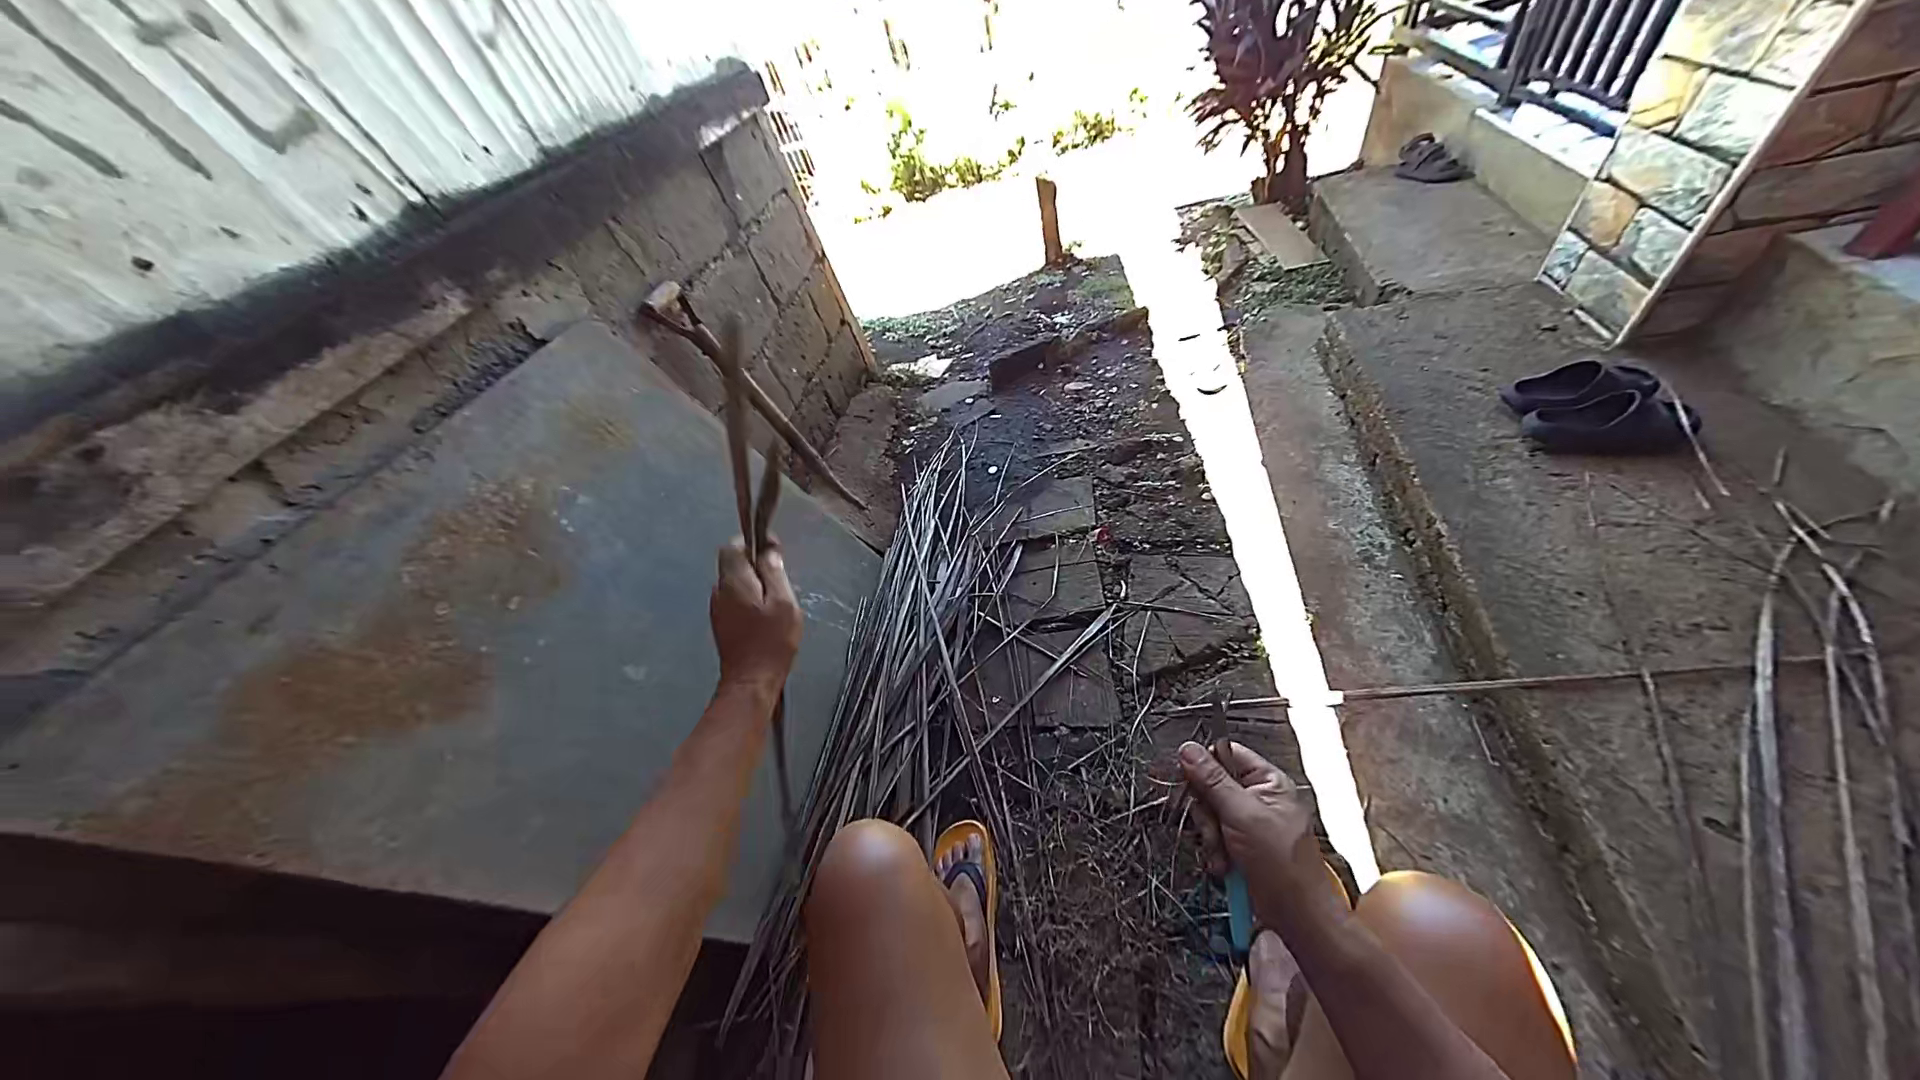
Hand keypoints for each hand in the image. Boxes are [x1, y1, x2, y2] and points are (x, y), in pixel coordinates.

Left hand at [711, 537, 801, 691]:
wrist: (751, 681)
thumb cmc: (772, 641)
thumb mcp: (783, 602)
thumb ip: (774, 573)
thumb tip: (769, 551)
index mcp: (733, 581)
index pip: (733, 546)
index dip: (753, 543)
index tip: (774, 552)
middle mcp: (719, 591)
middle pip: (734, 564)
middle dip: (756, 565)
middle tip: (780, 580)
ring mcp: (717, 608)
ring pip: (735, 583)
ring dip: (754, 584)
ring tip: (776, 601)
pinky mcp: (721, 624)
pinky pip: (735, 599)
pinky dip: (749, 599)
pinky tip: (766, 616)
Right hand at [1179, 740, 1340, 931]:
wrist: (1296, 918)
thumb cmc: (1285, 867)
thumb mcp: (1242, 814)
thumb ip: (1212, 780)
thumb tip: (1189, 751)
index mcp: (1268, 782)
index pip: (1226, 754)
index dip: (1204, 764)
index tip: (1190, 779)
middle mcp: (1258, 798)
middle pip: (1211, 785)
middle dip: (1206, 811)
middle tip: (1215, 826)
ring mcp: (1248, 822)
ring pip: (1208, 812)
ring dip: (1209, 835)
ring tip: (1223, 852)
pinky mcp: (1239, 843)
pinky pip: (1212, 835)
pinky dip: (1213, 850)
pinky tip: (1225, 864)